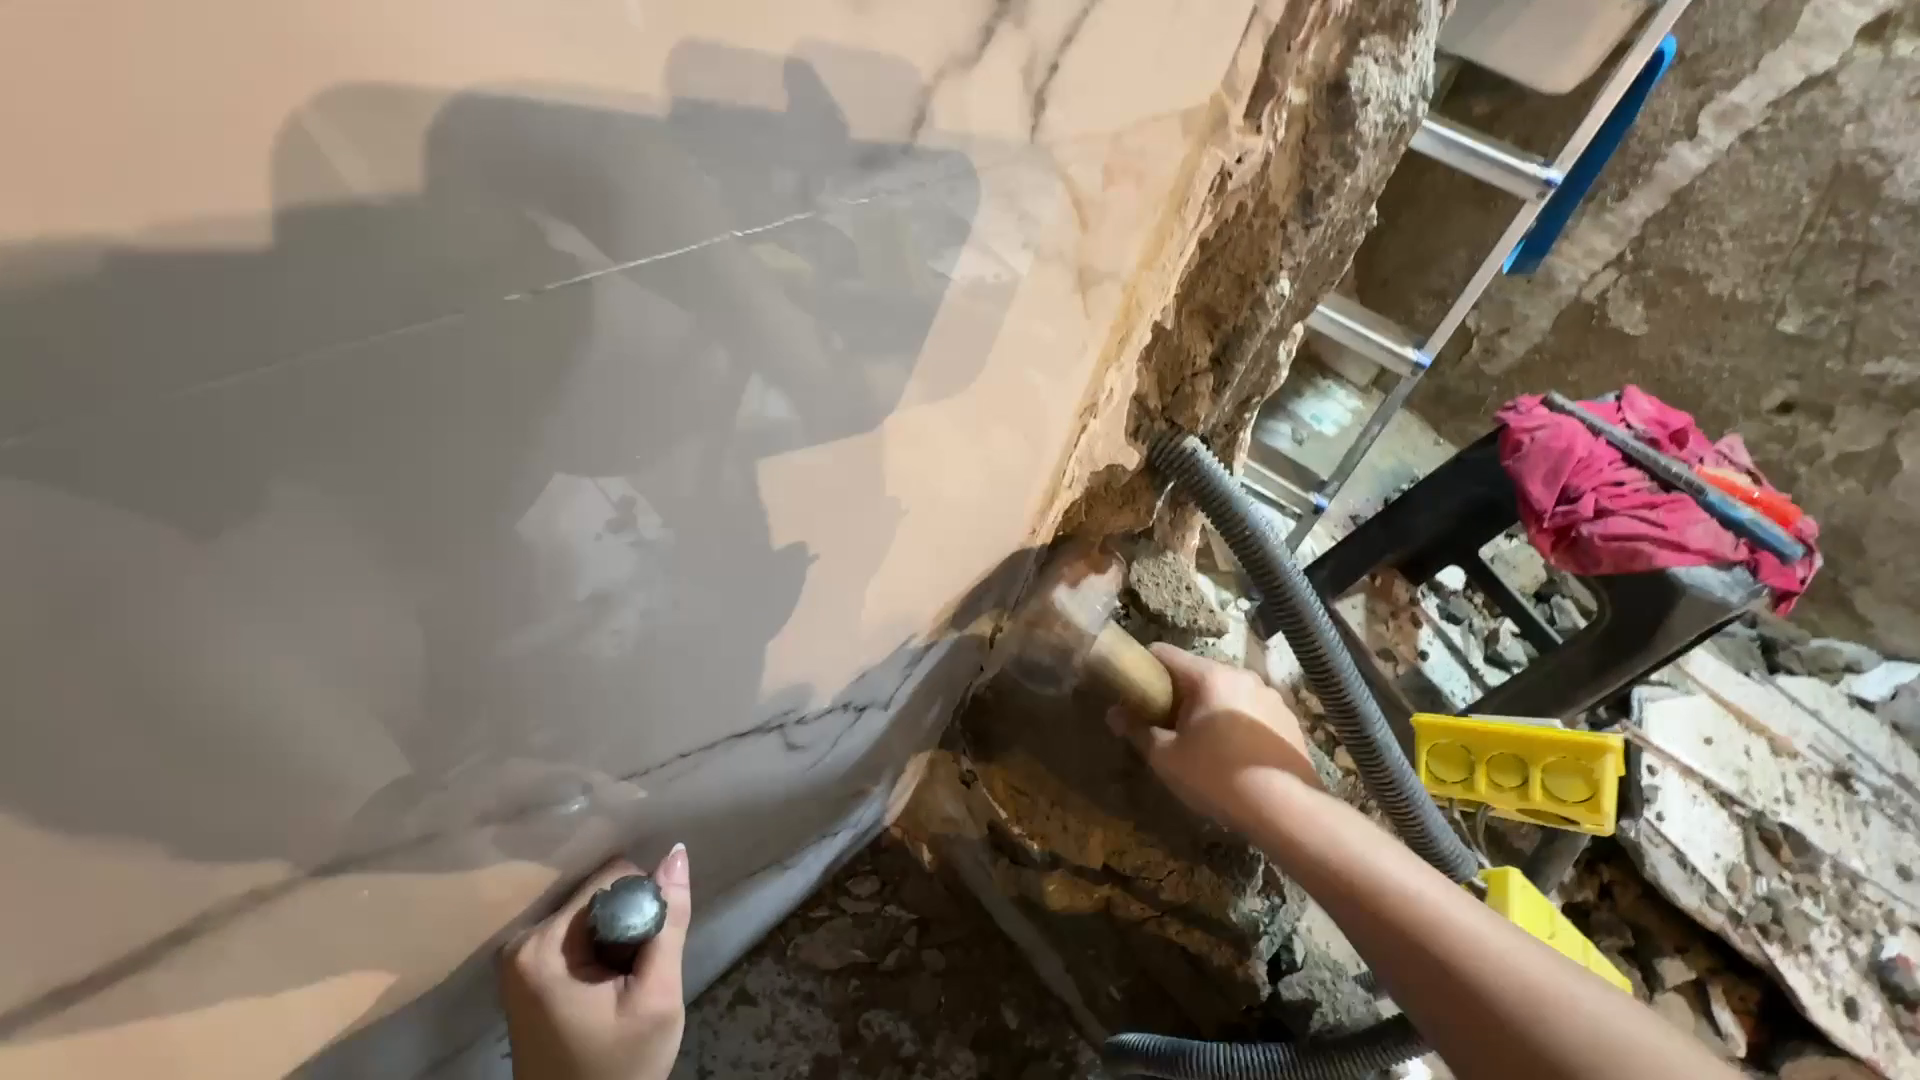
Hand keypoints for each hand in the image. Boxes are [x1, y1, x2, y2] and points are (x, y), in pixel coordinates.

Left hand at [501, 847, 692, 1079]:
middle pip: (598, 894)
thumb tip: (677, 852)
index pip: (611, 879)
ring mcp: (518, 958)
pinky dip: (603, 949)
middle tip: (639, 970)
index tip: (652, 948)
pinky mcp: (525, 972)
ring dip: (619, 935)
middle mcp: (520, 942)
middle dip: (630, 920)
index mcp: (542, 946)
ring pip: (592, 912)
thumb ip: (668, 922)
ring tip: (625, 979)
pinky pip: (578, 933)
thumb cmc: (620, 1068)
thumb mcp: (657, 997)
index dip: (646, 903)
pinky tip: (610, 983)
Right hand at [1109, 644, 1320, 835]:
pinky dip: (1236, 723)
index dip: (1143, 668)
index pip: (1164, 653)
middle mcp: (1243, 676)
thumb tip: (1113, 714)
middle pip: (1197, 673)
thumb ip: (1137, 730)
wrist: (1287, 810)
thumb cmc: (1217, 777)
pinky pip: (1251, 711)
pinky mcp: (1289, 720)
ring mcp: (1271, 697)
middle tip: (1164, 726)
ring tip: (1201, 744)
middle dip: (1177, 694)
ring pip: (1226, 693)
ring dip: (1208, 709)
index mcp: (1210, 676)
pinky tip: (1234, 756)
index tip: (1132, 692)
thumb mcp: (1166, 758)